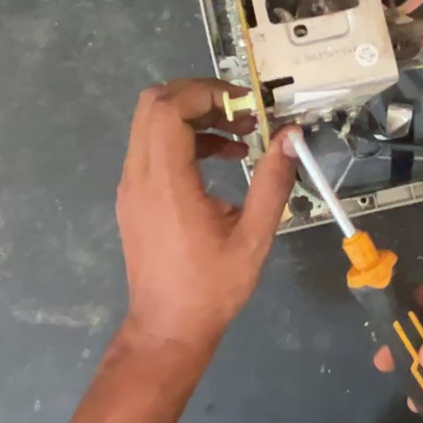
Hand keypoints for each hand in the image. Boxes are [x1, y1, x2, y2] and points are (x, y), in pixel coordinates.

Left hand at [115, 80, 296, 350]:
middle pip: (154, 104)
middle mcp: (139, 176)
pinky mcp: (133, 196)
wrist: (167, 329)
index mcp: (165, 183)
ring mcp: (131, 186)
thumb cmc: (212, 288)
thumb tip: (292, 137)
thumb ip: (273, 182)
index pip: (169, 109)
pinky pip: (153, 147)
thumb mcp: (254, 237)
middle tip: (242, 111)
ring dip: (194, 116)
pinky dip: (185, 139)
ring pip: (151, 123)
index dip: (206, 93)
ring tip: (241, 136)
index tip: (245, 105)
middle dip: (199, 95)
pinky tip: (224, 158)